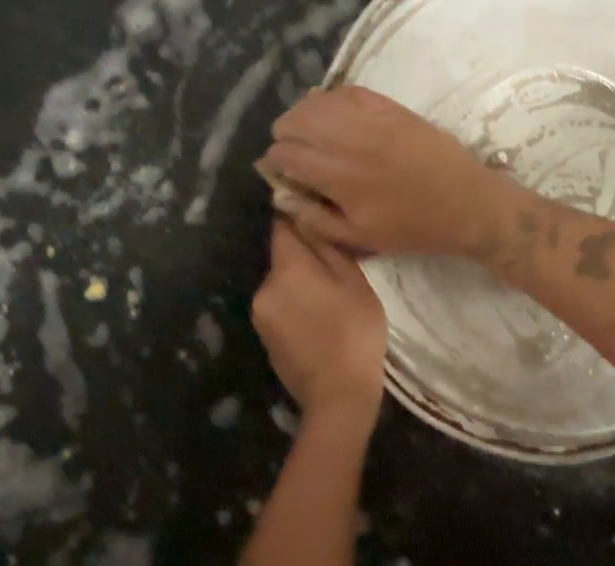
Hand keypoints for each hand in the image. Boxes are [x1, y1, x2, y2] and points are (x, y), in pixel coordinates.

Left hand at [252, 220, 387, 417]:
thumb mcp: (353, 280)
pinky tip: (319, 318)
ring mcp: (260, 315)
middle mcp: (264, 287)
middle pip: (282, 256)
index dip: (298, 217)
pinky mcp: (264, 337)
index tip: (318, 217)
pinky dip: (296, 305)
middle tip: (336, 266)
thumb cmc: (354, 331)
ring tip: (331, 296)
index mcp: (286, 268)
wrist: (338, 396)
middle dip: (304, 256)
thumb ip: (328, 246)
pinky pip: (279, 306)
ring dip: (301, 282)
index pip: (282, 226)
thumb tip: (309, 220)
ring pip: (282, 282)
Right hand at [257, 86, 519, 255]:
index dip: (273, 161)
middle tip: (290, 149)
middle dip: (285, 133)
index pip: (287, 154)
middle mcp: (350, 140)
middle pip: (296, 120)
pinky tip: (335, 113)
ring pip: (320, 101)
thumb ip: (315, 218)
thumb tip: (281, 197)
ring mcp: (372, 118)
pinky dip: (334, 99)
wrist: (466, 202)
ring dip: (305, 113)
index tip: (277, 169)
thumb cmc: (412, 226)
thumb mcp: (360, 237)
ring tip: (307, 128)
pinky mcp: (391, 107)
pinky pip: (350, 91)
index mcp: (340, 176)